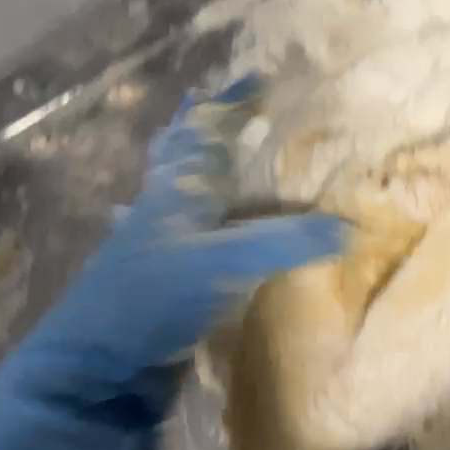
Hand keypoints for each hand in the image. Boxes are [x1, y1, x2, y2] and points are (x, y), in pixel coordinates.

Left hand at [0, 76, 345, 449]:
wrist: (94, 371)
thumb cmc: (150, 302)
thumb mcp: (223, 264)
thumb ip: (287, 241)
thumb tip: (355, 227)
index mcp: (176, 195)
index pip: (205, 136)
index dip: (230, 106)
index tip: (258, 78)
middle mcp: (165, 211)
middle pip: (184, 156)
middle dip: (207, 127)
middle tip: (228, 105)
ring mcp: (161, 247)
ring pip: (185, 191)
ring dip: (204, 168)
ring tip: (221, 154)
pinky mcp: (167, 280)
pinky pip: (196, 231)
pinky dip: (210, 217)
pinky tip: (210, 229)